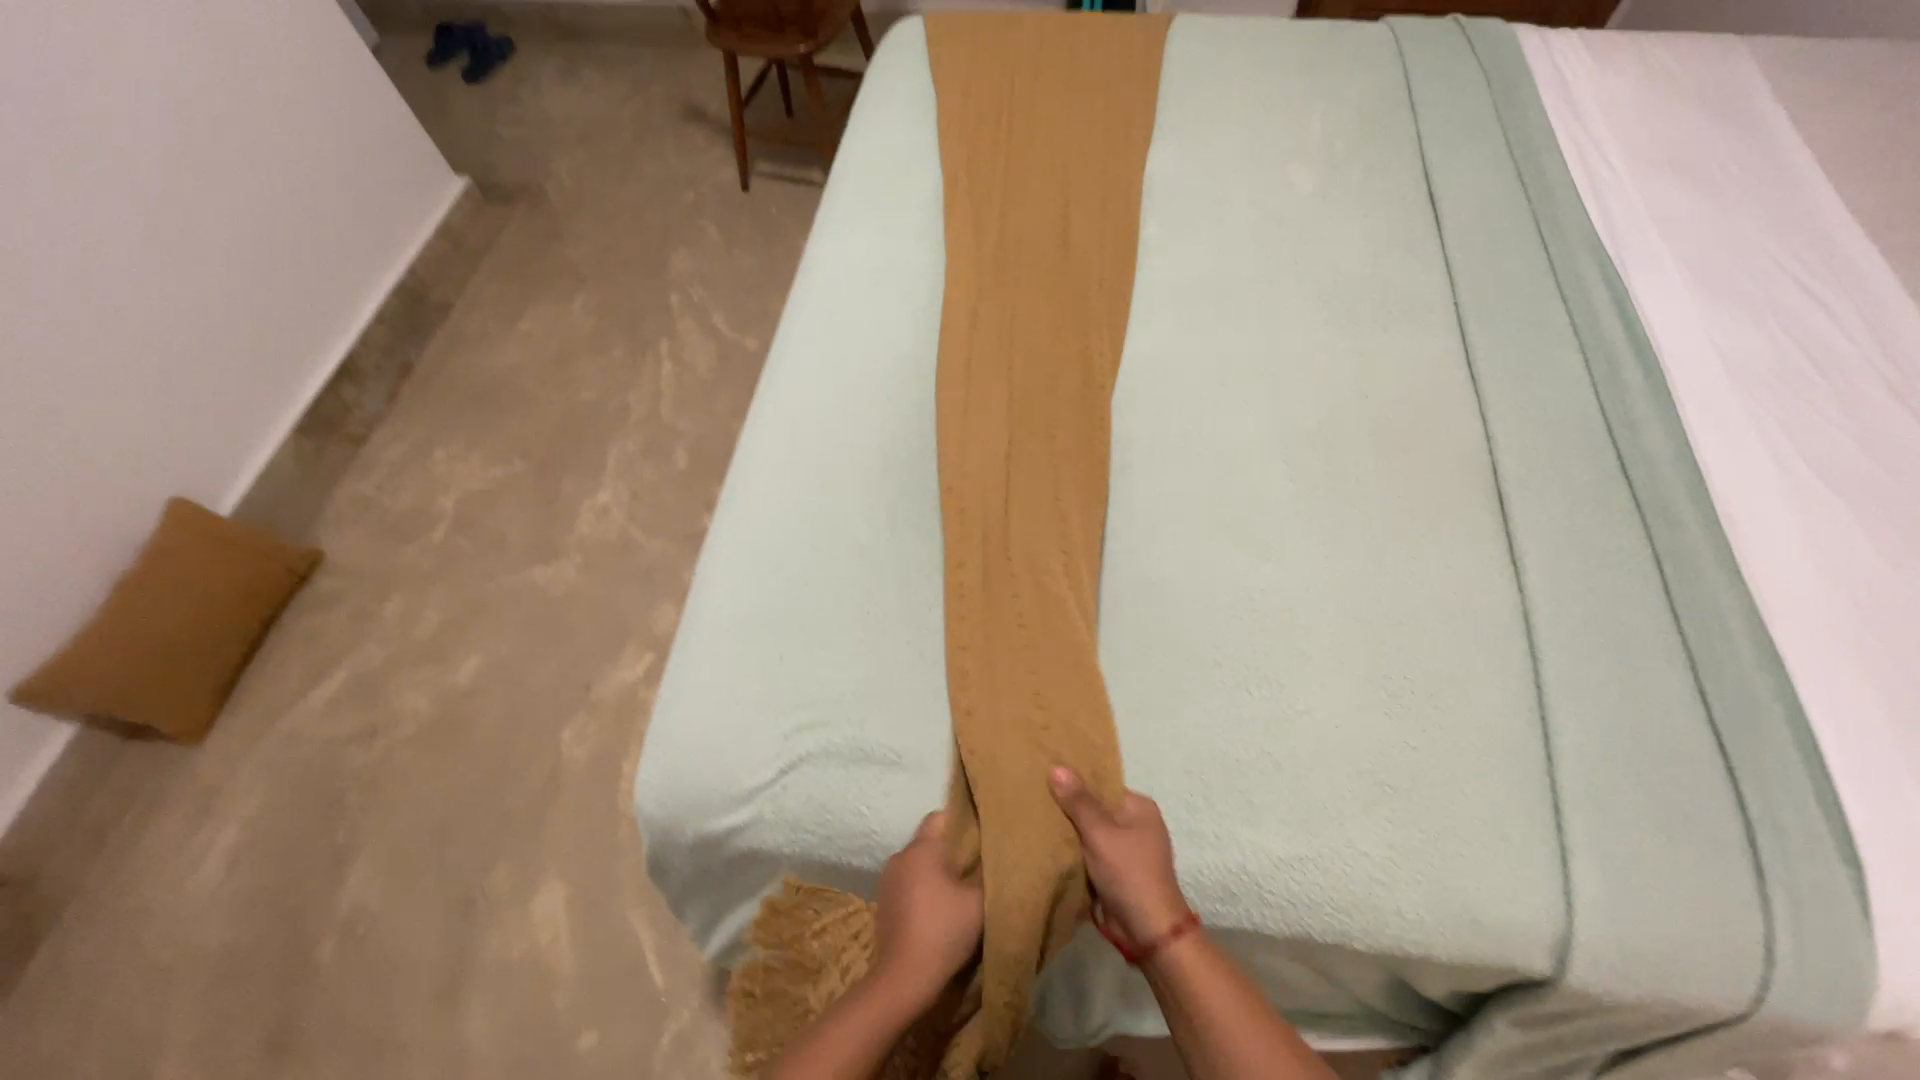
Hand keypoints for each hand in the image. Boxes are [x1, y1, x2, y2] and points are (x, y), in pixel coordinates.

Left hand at [871, 811, 983, 1007]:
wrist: (904, 977)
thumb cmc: (944, 930)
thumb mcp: (980, 900)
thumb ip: (989, 872)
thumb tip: (996, 855)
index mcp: (920, 848)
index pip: (940, 816)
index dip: (963, 821)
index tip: (982, 835)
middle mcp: (899, 857)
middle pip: (929, 842)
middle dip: (952, 850)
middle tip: (977, 865)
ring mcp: (887, 881)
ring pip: (918, 864)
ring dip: (936, 873)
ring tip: (960, 891)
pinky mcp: (883, 904)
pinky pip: (908, 884)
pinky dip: (923, 891)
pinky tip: (938, 910)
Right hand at [1048, 766, 1190, 946]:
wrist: (1147, 930)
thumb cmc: (1128, 873)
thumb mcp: (1100, 833)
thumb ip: (1078, 802)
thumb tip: (1057, 767)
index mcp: (1139, 808)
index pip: (1102, 785)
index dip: (1076, 782)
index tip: (1046, 776)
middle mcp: (1135, 824)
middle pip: (1095, 809)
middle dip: (1069, 808)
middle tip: (1034, 797)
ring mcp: (1126, 850)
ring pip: (1090, 833)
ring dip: (1068, 833)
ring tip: (1034, 818)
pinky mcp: (1115, 872)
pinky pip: (1089, 854)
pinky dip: (1073, 852)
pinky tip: (1046, 845)